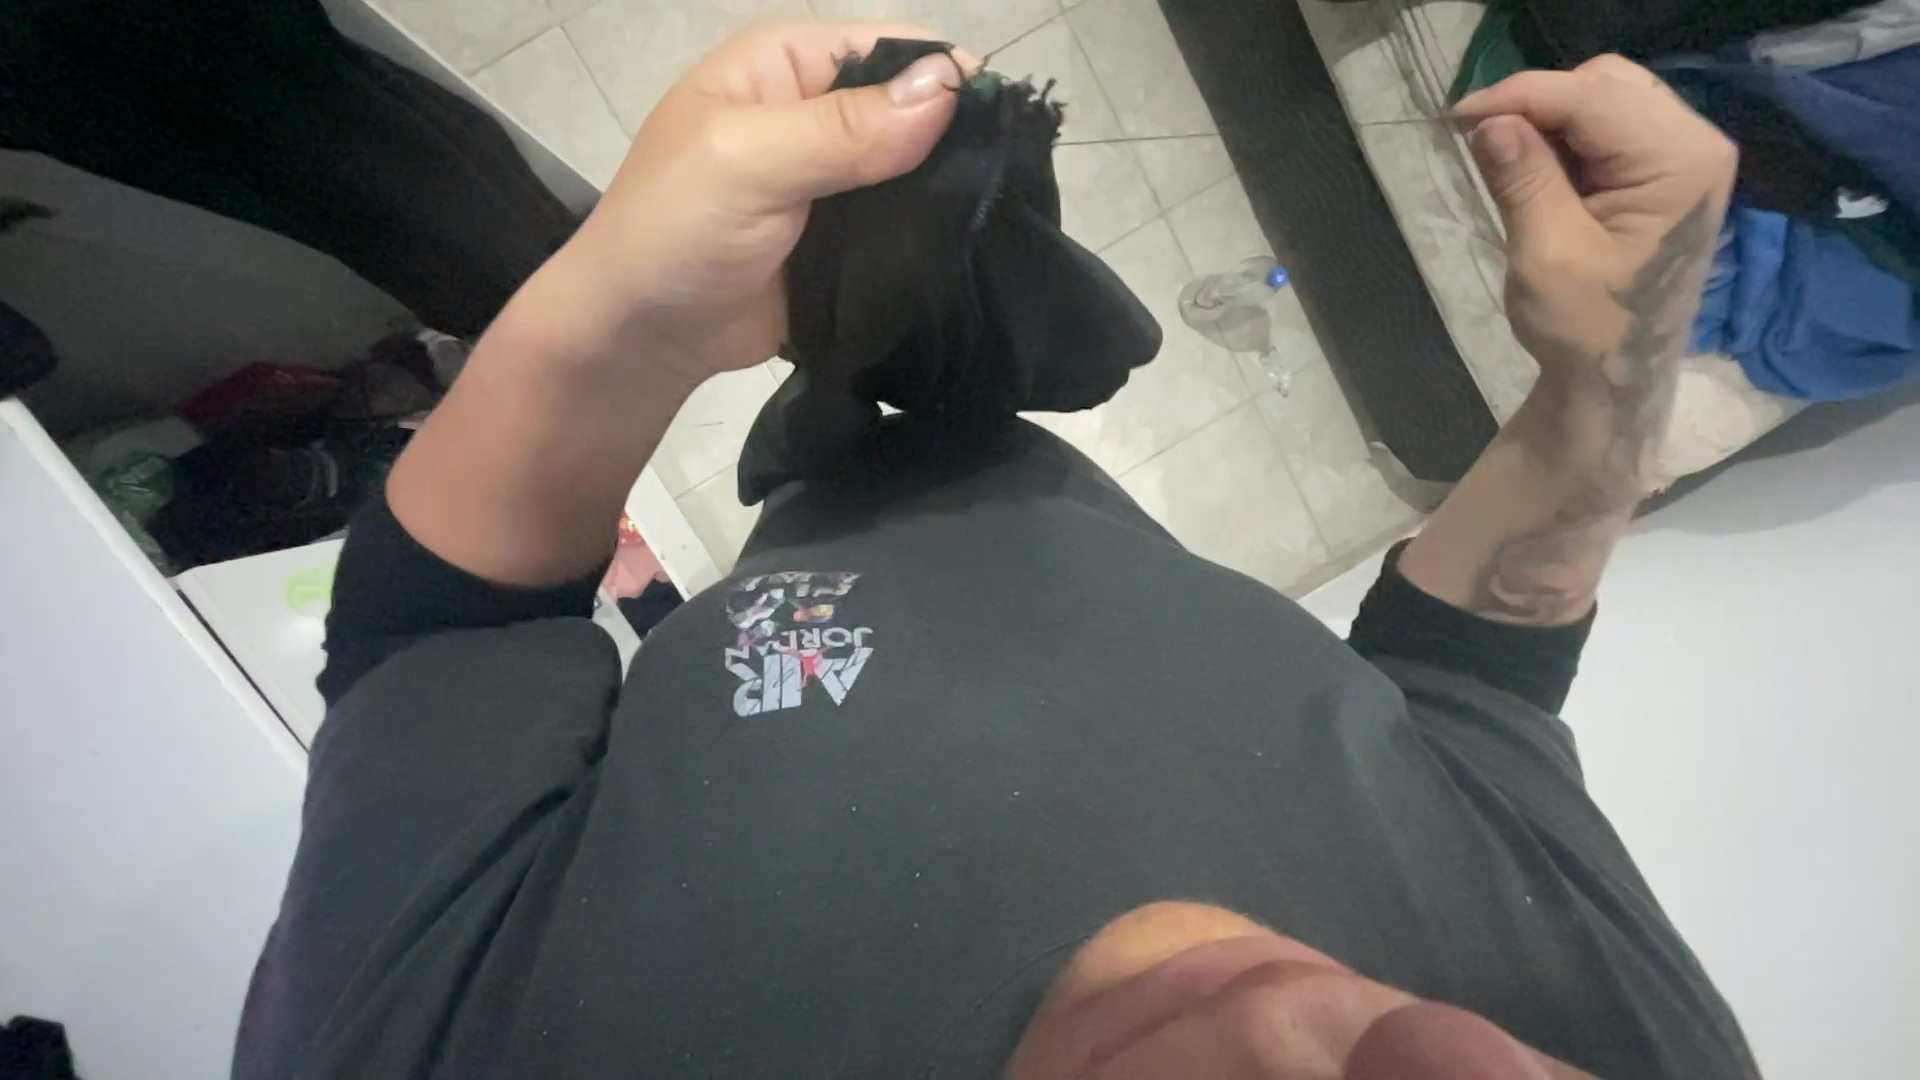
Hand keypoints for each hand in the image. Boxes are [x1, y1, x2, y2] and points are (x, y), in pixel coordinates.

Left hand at [540, 21, 972, 389]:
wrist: (650, 333)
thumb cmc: (678, 231)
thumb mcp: (749, 161)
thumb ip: (843, 129)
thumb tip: (946, 89)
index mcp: (788, 69)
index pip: (887, 50)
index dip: (943, 77)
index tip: (1005, 124)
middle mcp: (818, 119)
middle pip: (908, 115)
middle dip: (955, 143)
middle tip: (1012, 185)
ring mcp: (835, 189)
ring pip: (911, 179)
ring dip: (948, 200)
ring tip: (1001, 224)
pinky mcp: (845, 247)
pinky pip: (900, 234)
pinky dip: (928, 243)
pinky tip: (965, 256)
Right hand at [1455, 55, 1736, 385]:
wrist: (1614, 371)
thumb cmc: (1583, 324)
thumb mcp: (1544, 254)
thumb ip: (1522, 181)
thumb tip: (1488, 124)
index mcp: (1678, 160)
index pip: (1593, 97)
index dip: (1521, 97)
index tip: (1455, 119)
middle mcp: (1691, 142)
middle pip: (1606, 84)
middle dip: (1535, 102)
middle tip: (1474, 139)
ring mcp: (1678, 155)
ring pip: (1604, 100)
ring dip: (1545, 119)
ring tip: (1496, 154)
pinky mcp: (1657, 173)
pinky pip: (1604, 131)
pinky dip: (1559, 138)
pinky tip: (1528, 165)